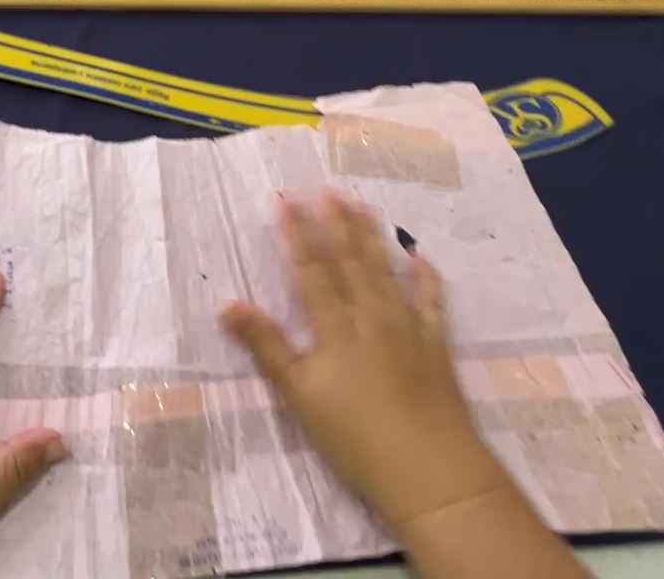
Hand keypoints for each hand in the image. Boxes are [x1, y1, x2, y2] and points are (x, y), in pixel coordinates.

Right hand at [220, 193, 509, 533]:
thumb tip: (228, 304)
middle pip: (350, 261)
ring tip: (361, 204)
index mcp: (335, 327)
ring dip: (371, 237)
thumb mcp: (300, 397)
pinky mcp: (436, 347)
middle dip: (335, 223)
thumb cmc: (356, 439)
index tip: (285, 200)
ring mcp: (407, 329)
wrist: (433, 475)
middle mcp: (371, 317)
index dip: (296, 234)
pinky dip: (426, 279)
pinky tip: (419, 257)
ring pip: (385, 272)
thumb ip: (267, 347)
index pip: (310, 269)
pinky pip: (432, 304)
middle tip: (327, 189)